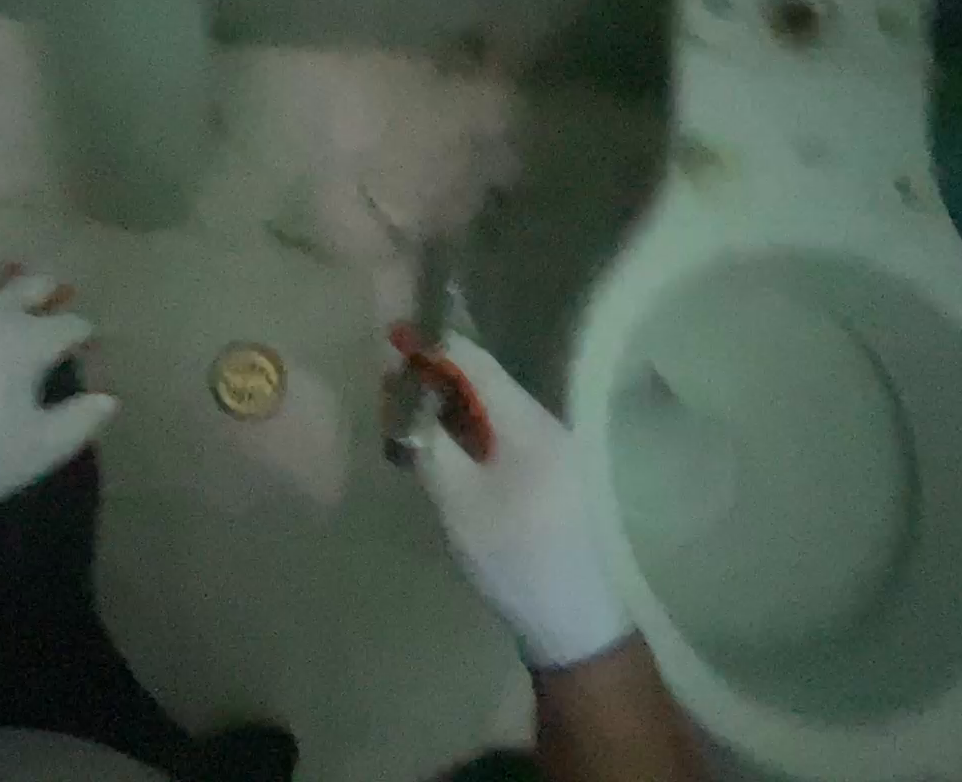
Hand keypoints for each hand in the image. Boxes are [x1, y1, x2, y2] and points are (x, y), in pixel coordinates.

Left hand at [0, 263, 117, 541]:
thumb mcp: (34, 451)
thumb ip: (78, 421)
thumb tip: (109, 399)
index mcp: (29, 341)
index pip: (70, 326)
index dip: (82, 333)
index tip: (86, 344)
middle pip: (30, 286)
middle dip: (48, 291)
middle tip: (55, 295)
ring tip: (4, 277)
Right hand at [401, 330, 631, 667]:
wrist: (573, 622)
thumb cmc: (512, 557)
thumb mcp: (456, 499)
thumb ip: (426, 439)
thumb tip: (403, 391)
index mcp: (528, 423)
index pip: (474, 362)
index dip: (431, 345)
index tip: (391, 338)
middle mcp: (545, 423)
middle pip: (481, 380)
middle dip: (432, 377)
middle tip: (388, 393)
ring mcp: (552, 448)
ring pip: (488, 406)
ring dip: (445, 405)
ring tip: (405, 422)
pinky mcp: (549, 470)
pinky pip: (499, 430)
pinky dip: (464, 429)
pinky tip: (440, 448)